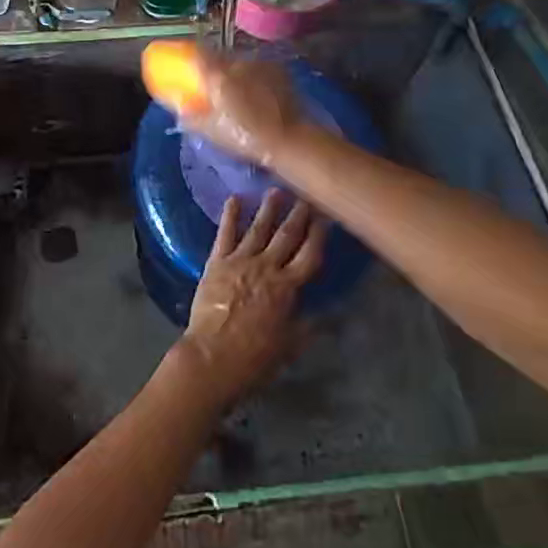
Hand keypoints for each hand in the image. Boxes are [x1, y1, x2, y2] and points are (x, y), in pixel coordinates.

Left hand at [169, 189, 327, 409]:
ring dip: (269, 208)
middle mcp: (266, 267)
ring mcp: (240, 261)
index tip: (326, 217)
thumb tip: (335, 316)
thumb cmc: (254, 357)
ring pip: (258, 228)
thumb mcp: (291, 345)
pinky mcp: (217, 262)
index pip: (310, 255)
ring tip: (277, 190)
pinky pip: (225, 234)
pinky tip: (234, 198)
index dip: (319, 235)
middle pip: (287, 235)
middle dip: (298, 214)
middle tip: (306, 194)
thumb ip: (312, 326)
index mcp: (287, 287)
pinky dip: (230, 215)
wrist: (212, 356)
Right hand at [178, 52, 307, 165]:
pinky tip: (256, 92)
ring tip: (237, 91)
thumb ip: (191, 115)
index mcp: (218, 76)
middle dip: (212, 67)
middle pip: (218, 56)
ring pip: (239, 62)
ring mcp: (260, 64)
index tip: (183, 60)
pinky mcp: (277, 70)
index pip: (197, 52)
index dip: (188, 53)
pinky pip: (257, 68)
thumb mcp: (212, 131)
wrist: (289, 139)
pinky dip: (252, 76)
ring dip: (234, 72)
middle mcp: (238, 63)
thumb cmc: (246, 137)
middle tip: (211, 84)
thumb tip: (179, 107)